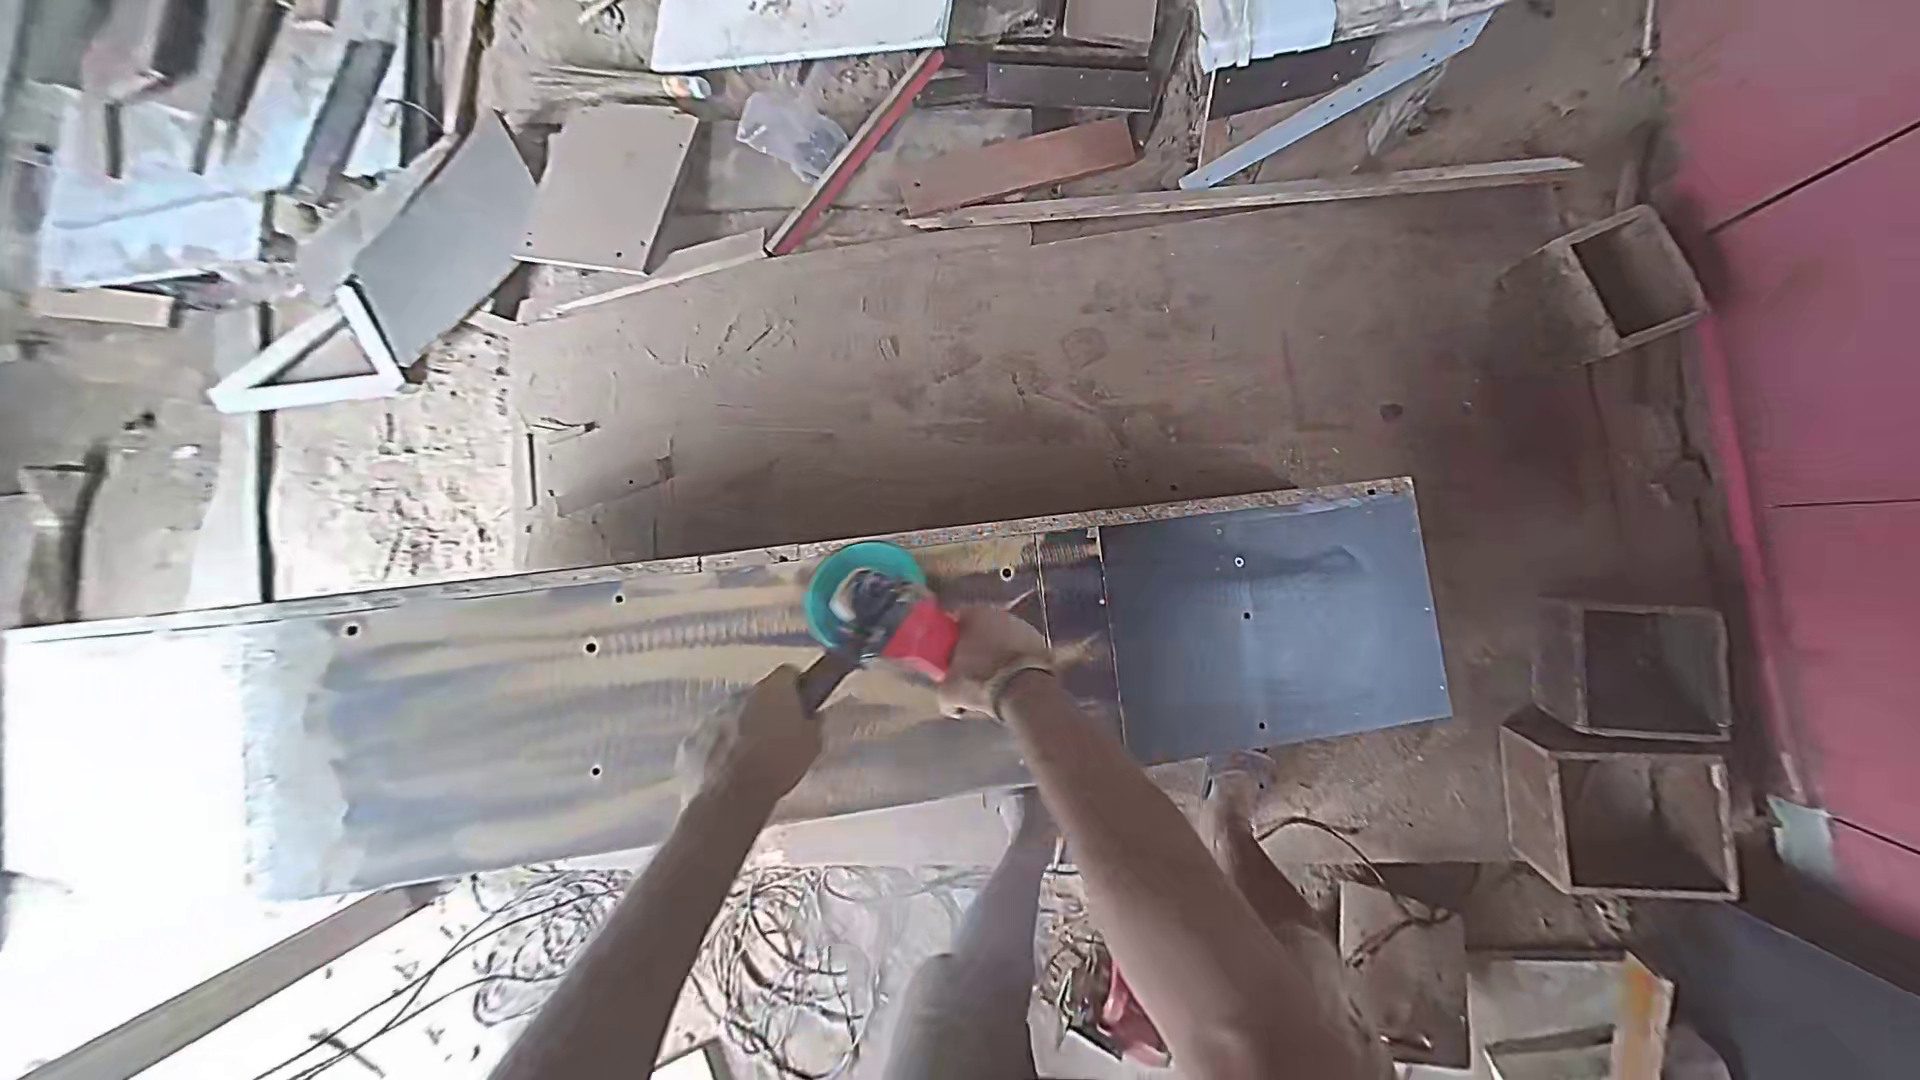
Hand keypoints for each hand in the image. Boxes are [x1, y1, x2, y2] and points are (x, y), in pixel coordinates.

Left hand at [677, 665, 822, 807]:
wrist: (732, 797)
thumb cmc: (779, 764)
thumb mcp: (812, 744)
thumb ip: (813, 722)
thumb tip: (812, 715)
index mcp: (774, 689)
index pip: (789, 672)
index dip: (797, 686)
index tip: (801, 703)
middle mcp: (742, 694)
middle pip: (760, 692)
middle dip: (769, 707)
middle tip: (779, 732)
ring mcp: (714, 715)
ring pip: (735, 713)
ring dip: (744, 725)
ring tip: (754, 755)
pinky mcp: (694, 739)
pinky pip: (714, 735)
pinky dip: (722, 746)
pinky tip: (731, 768)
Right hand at [938, 606, 1054, 718]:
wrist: (1025, 692)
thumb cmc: (980, 682)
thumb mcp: (950, 692)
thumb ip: (943, 693)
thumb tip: (947, 703)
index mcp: (974, 614)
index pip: (954, 618)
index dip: (949, 636)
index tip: (946, 653)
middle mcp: (999, 612)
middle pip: (980, 626)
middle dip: (974, 644)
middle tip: (967, 666)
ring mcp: (1023, 625)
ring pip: (1002, 637)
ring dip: (996, 651)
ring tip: (991, 677)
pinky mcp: (1041, 641)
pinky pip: (1020, 649)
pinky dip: (1015, 660)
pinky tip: (1010, 679)